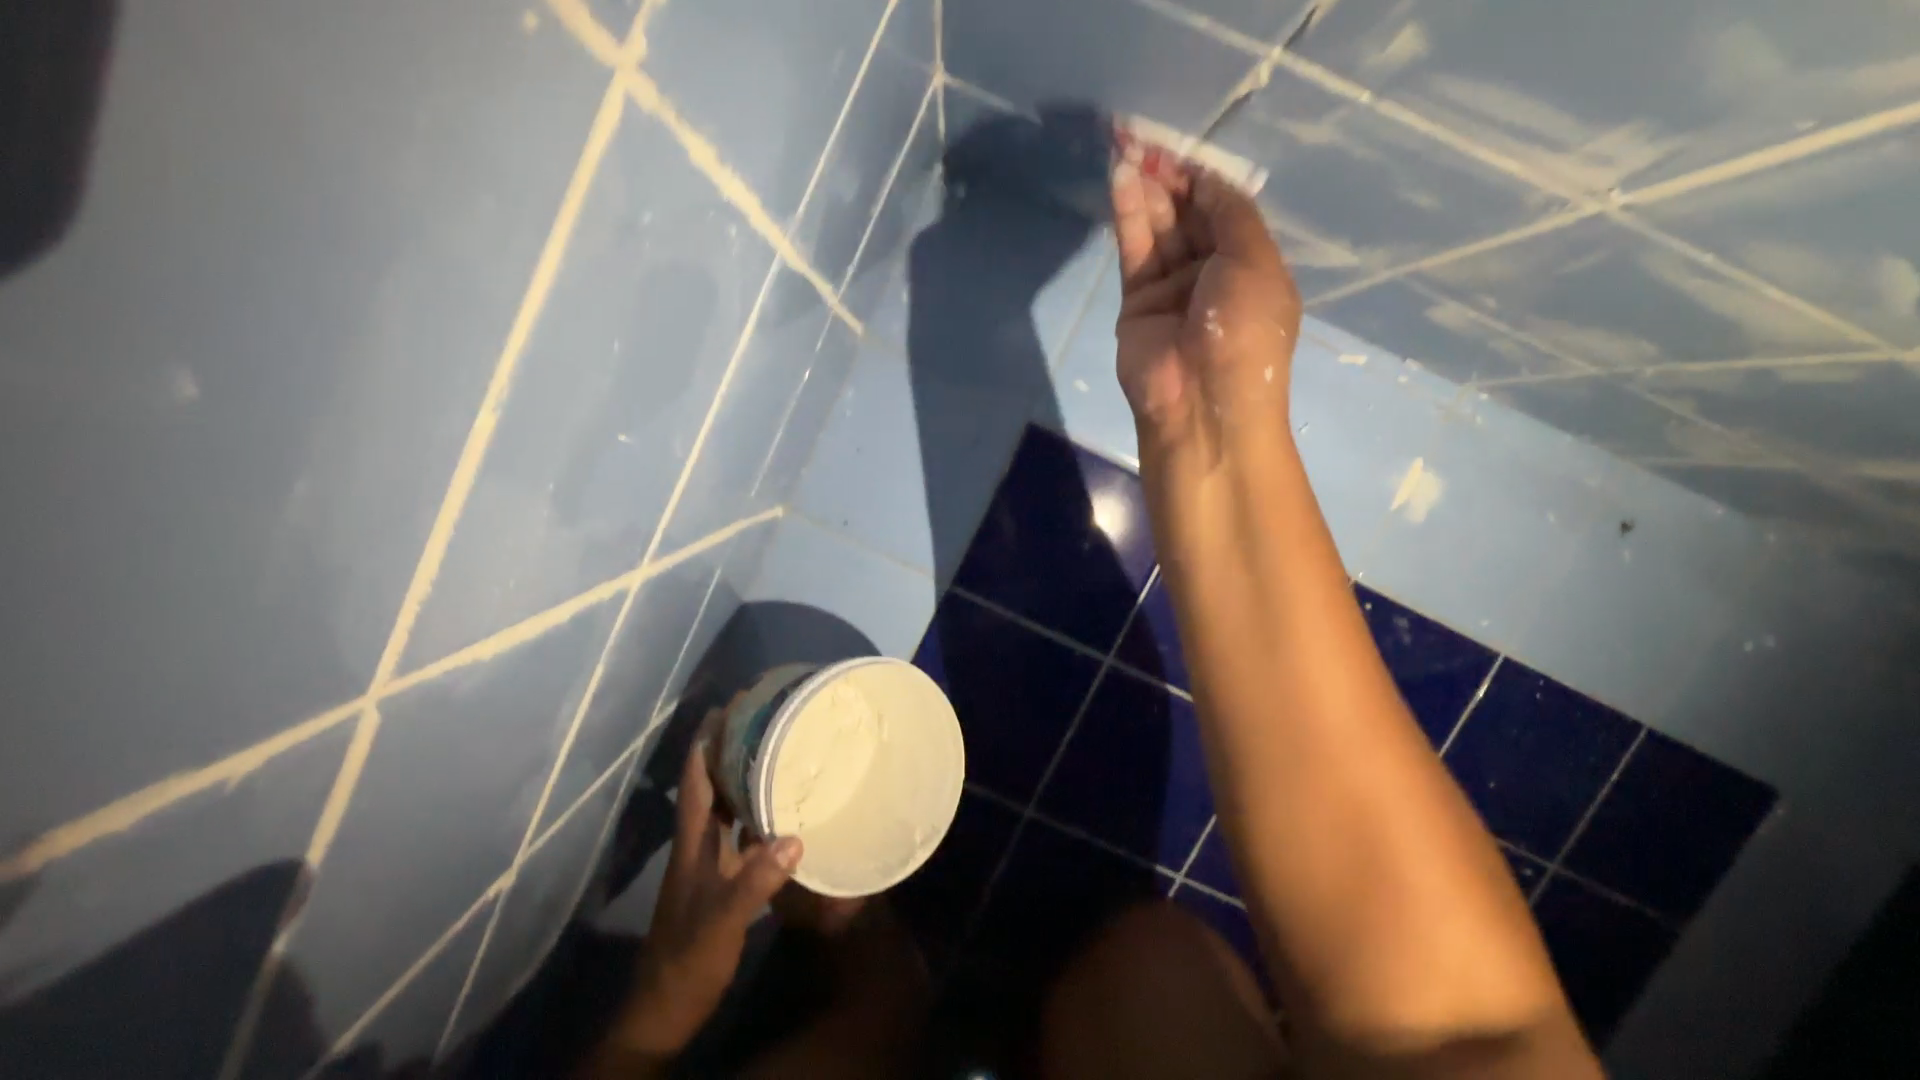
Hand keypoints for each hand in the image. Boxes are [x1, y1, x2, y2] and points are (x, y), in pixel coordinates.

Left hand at [615, 743, 801, 1060]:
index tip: (724, 709)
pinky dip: (758, 821)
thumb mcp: (721, 922)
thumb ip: (755, 882)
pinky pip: (742, 841)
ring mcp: (708, 869)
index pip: (696, 784)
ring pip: (727, 814)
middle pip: (712, 790)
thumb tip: (793, 839)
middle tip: (760, 723)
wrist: (664, 1010)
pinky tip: (783, 818)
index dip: (705, 745)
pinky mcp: (721, 887)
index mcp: (692, 847)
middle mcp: (698, 849)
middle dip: (728, 753)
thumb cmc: (687, 961)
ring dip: (744, 783)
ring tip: (775, 755)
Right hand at [1110, 164, 1301, 459]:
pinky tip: (1120, 179)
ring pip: (1158, 227)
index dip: (1204, 175)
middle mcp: (1212, 272)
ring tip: (1129, 149)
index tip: (1182, 144)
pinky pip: (1134, 250)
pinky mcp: (1136, 301)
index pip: (1225, 207)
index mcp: (1251, 265)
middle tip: (1145, 138)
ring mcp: (1172, 287)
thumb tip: (1205, 177)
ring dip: (1146, 189)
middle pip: (1189, 213)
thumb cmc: (1244, 331)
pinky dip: (1128, 215)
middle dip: (1170, 176)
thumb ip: (1231, 214)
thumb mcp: (1255, 262)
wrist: (1202, 403)